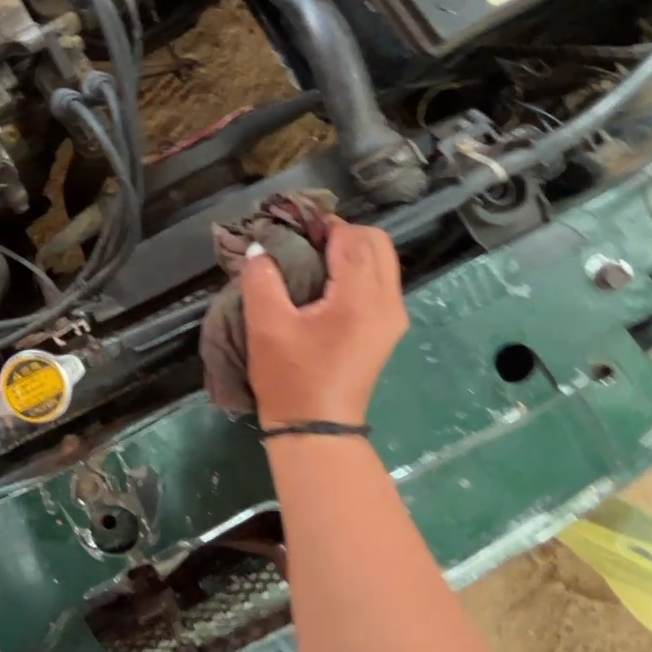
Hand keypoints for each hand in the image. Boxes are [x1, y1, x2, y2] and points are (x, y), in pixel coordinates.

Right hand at [241, 217, 406, 427]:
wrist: (316, 427)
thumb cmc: (289, 375)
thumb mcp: (265, 323)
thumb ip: (262, 277)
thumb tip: (261, 248)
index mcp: (359, 299)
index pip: (352, 238)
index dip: (322, 224)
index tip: (289, 225)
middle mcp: (386, 302)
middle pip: (376, 243)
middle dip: (341, 232)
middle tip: (302, 239)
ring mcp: (391, 317)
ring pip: (381, 260)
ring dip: (349, 249)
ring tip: (309, 256)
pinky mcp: (385, 328)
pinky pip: (378, 280)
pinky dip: (354, 268)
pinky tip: (322, 280)